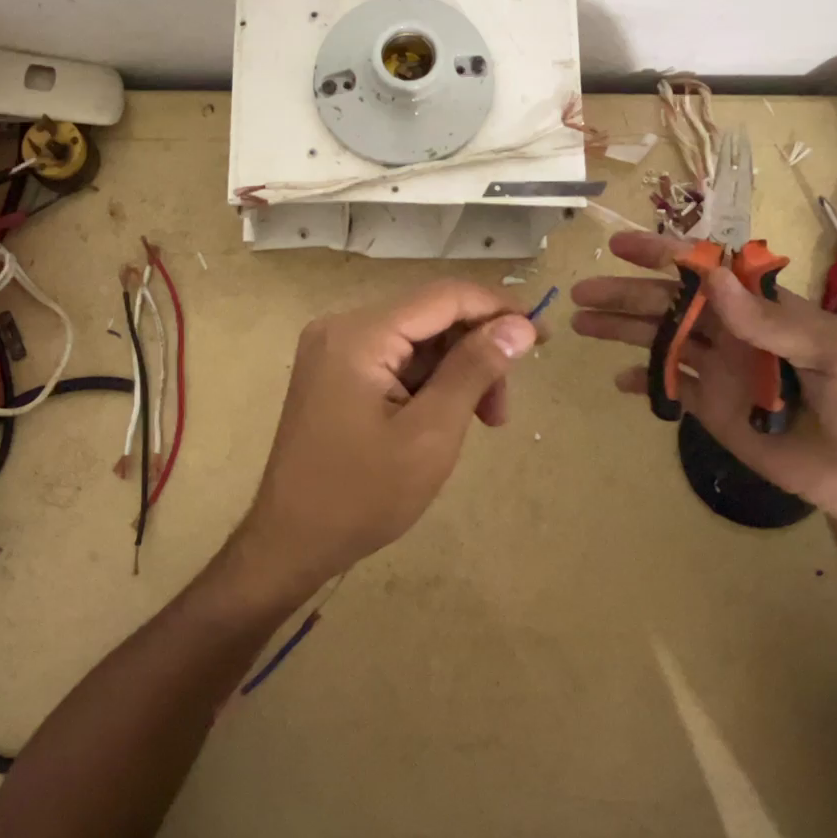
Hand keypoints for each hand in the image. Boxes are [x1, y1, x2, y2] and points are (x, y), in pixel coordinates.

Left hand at [233, 281, 538, 593]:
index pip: (444, 296)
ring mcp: (333, 351)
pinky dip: (428, 384)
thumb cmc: (363, 495)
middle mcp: (341, 328)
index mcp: (358, 335)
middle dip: (477, 352)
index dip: (498, 309)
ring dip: (456, 372)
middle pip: (430, 317)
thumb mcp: (431, 433)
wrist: (292, 540)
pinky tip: (446, 419)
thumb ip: (474, 370)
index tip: (544, 339)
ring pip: (415, 341)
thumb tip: (520, 324)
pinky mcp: (334, 374)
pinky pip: (394, 361)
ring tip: (483, 422)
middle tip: (503, 409)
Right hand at [572, 231, 836, 523]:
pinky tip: (620, 379)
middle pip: (673, 307)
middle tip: (583, 292)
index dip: (665, 256)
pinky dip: (643, 381)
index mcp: (770, 311)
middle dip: (627, 295)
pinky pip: (670, 388)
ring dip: (624, 331)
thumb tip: (712, 277)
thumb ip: (771, 321)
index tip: (621, 246)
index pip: (709, 273)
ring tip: (582, 324)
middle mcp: (738, 335)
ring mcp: (722, 373)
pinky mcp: (713, 411)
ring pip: (663, 342)